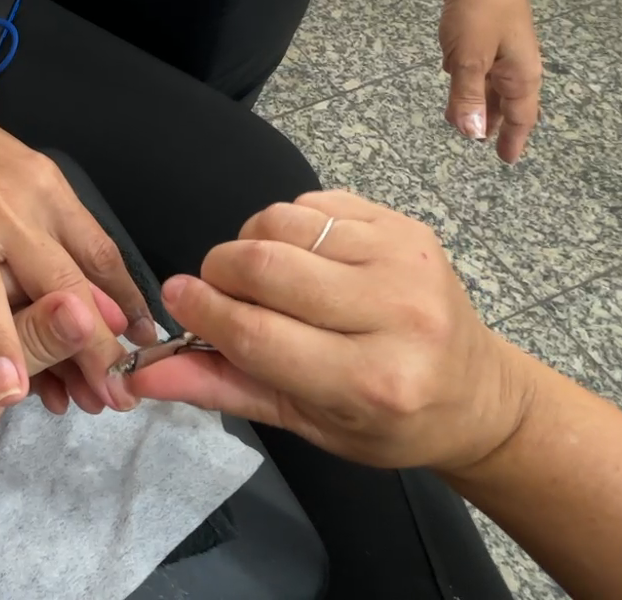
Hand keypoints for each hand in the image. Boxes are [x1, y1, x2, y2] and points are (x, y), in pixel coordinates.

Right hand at [0, 66, 154, 412]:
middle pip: (55, 278)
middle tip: (107, 397)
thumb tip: (108, 304)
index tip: (141, 352)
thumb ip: (67, 238)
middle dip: (84, 342)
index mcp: (49, 193)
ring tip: (10, 390)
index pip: (98, 255)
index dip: (123, 306)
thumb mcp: (34, 184)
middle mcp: (12, 206)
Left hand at [0, 272, 112, 515]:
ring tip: (101, 400)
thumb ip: (35, 334)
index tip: (131, 337)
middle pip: (46, 304)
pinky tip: (68, 400)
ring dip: (72, 364)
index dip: (89, 304)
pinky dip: (51, 377)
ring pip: (41, 333)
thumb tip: (88, 307)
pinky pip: (30, 358)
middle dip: (87, 340)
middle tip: (121, 378)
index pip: (40, 274)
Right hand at [124, 191, 537, 471]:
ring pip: (278, 223)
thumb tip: (142, 374)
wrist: (478, 394)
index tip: (176, 299)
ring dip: (251, 245)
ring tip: (269, 278)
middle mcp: (397, 315)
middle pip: (262, 266)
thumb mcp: (301, 420)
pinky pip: (307, 202)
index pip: (256, 332)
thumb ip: (218, 388)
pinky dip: (285, 226)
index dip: (202, 310)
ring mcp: (405, 260)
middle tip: (222, 292)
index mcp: (374, 382)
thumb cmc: (384, 420)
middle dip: (219, 273)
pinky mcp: (404, 224)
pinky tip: (305, 258)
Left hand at [431, 0, 541, 162]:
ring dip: (480, 99)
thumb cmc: (477, 14)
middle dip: (496, 121)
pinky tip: (456, 76)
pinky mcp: (486, 30)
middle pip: (508, 100)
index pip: (521, 115)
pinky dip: (470, 75)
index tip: (505, 159)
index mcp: (521, 73)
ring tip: (467, 116)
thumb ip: (468, 97)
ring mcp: (503, 44)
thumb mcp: (467, 60)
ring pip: (492, 81)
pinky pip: (480, 62)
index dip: (512, 138)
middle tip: (483, 141)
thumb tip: (473, 134)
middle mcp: (517, 61)